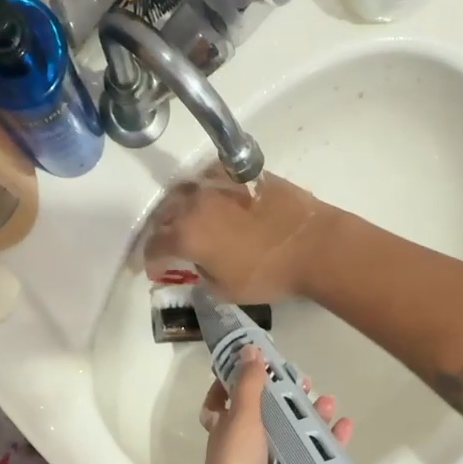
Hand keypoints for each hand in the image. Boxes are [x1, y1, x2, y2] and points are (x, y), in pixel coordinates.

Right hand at [143, 173, 340, 303]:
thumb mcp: (226, 290)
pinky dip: (202, 190)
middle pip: (163, 215)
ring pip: (183, 191)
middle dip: (160, 232)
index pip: (154, 246)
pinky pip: (209, 177)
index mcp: (186, 235)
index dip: (151, 261)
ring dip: (177, 207)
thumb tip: (198, 266)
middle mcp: (194, 204)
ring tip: (184, 220)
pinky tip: (211, 200)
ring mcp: (216, 183)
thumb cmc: (267, 275)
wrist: (311, 245)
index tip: (155, 271)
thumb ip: (202, 277)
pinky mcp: (238, 173)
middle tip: (166, 245)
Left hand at [193, 344, 352, 463]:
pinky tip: (344, 428)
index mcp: (226, 426)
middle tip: (307, 382)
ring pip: (292, 434)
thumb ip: (249, 384)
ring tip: (329, 402)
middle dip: (288, 396)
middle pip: (268, 413)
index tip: (258, 365)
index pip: (224, 398)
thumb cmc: (236, 463)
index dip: (238, 380)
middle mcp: (245, 443)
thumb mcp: (242, 417)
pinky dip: (327, 443)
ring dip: (311, 416)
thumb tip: (249, 349)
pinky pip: (310, 457)